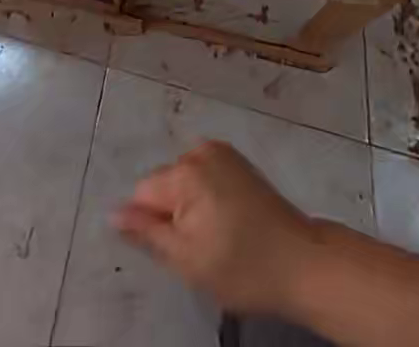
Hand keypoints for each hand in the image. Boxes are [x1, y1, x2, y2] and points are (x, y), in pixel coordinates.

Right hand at [112, 141, 332, 315]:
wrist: (305, 263)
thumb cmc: (243, 267)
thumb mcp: (187, 260)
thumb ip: (146, 232)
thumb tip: (113, 213)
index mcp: (184, 173)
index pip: (144, 194)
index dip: (156, 224)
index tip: (183, 246)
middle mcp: (199, 151)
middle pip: (164, 183)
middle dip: (174, 211)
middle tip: (204, 244)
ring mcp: (221, 151)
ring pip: (184, 179)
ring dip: (191, 203)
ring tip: (220, 233)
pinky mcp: (237, 158)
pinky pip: (204, 173)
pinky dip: (208, 193)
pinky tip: (230, 217)